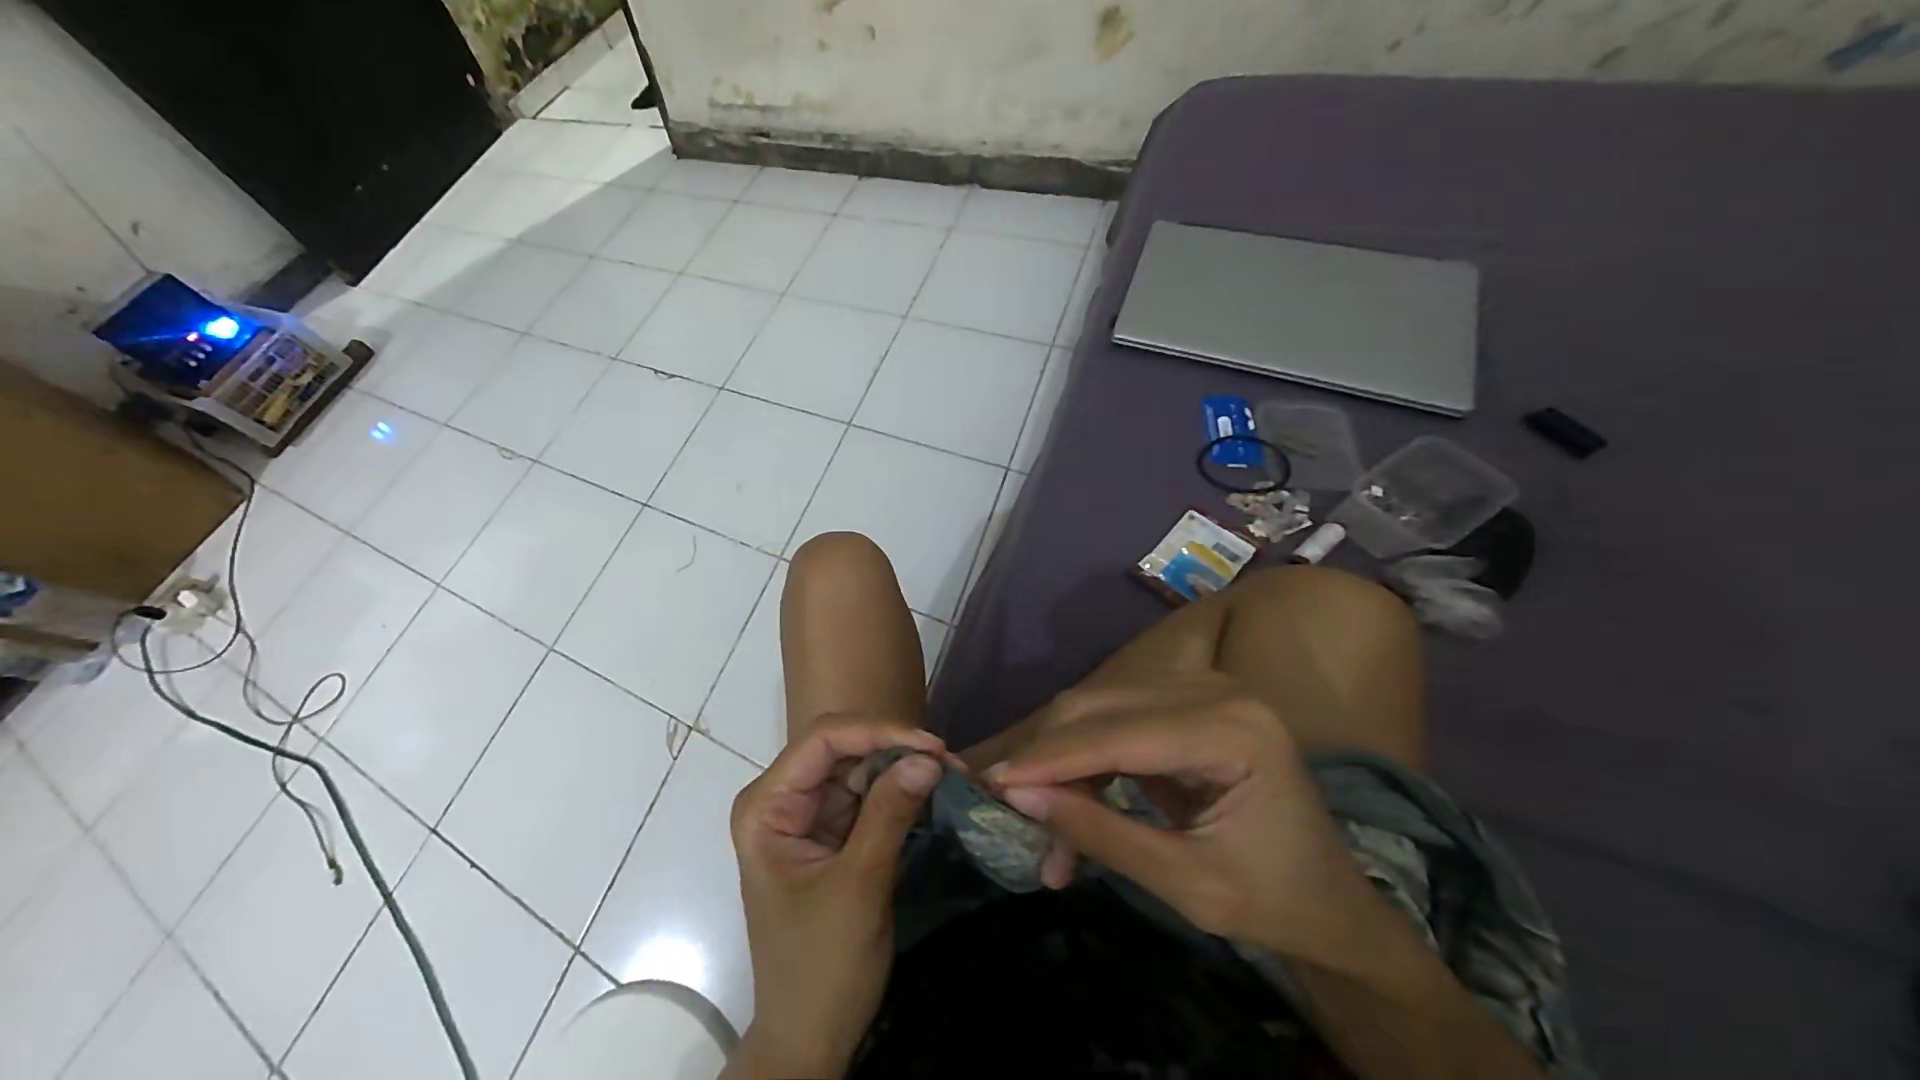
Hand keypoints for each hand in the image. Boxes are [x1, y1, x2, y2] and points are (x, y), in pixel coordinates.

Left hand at [728, 715, 945, 1078]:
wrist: (810, 1037)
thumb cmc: (820, 966)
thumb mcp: (858, 886)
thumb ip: (889, 814)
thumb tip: (930, 758)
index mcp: (767, 807)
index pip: (822, 741)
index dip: (877, 731)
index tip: (933, 747)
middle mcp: (783, 800)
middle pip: (842, 748)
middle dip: (895, 748)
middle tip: (950, 762)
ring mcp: (809, 817)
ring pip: (860, 768)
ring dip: (903, 767)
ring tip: (952, 774)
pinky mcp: (833, 834)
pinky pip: (869, 796)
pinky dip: (901, 792)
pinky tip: (933, 791)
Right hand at [985, 675, 1382, 968]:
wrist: (1329, 900)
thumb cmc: (1272, 900)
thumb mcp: (1185, 883)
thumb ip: (1100, 834)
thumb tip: (1017, 795)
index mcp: (1235, 731)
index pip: (1120, 733)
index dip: (1050, 758)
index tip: (991, 784)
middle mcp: (1217, 691)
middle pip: (1100, 705)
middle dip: (1045, 754)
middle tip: (1004, 802)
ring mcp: (1201, 689)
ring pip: (1097, 707)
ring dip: (1059, 759)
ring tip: (1038, 822)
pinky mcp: (1184, 703)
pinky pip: (1112, 718)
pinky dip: (1082, 758)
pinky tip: (1067, 801)